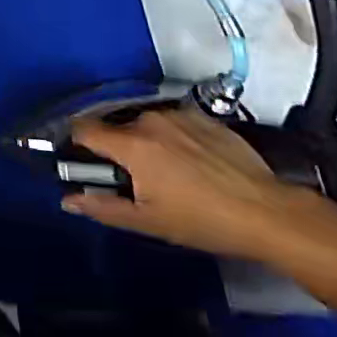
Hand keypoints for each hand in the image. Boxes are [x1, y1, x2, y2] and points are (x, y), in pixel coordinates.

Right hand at [60, 108, 314, 260]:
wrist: (268, 213)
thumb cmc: (203, 221)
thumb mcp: (149, 222)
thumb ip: (104, 207)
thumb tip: (69, 200)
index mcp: (131, 144)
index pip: (84, 129)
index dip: (77, 143)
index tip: (84, 161)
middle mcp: (148, 120)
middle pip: (117, 127)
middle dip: (119, 149)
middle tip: (138, 179)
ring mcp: (177, 114)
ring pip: (146, 124)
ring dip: (147, 142)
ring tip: (172, 172)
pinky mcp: (202, 115)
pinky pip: (174, 122)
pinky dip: (175, 137)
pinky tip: (195, 162)